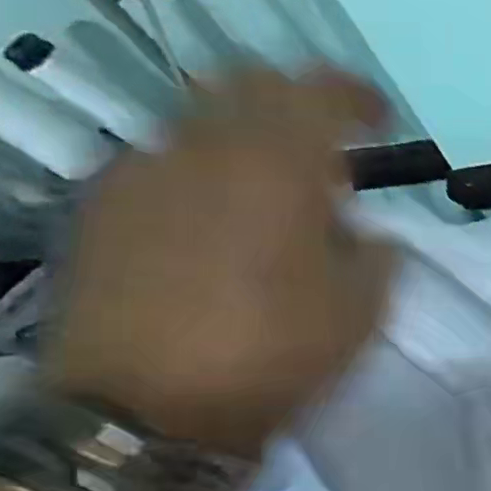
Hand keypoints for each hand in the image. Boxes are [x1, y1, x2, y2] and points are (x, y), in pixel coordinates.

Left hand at [47, 68, 396, 457]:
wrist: (155, 402)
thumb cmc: (283, 350)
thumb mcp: (364, 307)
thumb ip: (374, 253)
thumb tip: (366, 231)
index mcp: (276, 170)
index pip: (316, 95)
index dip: (356, 98)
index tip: (383, 118)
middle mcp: (200, 150)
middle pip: (246, 87)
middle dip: (297, 107)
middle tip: (333, 153)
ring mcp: (141, 172)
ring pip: (202, 122)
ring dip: (251, 142)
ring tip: (283, 196)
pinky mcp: (106, 204)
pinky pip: (168, 161)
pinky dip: (209, 172)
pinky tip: (230, 222)